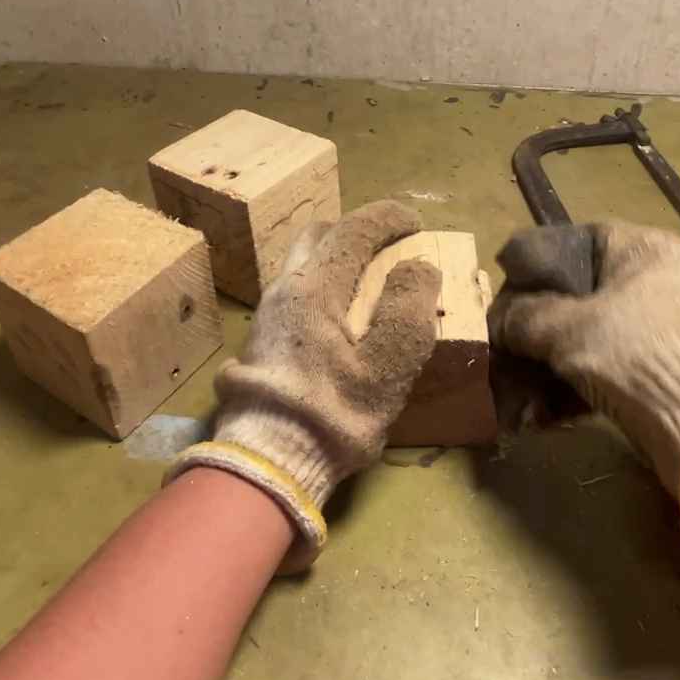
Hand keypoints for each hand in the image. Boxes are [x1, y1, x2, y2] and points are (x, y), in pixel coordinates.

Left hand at [166, 201, 441, 572]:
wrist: (270, 462)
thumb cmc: (334, 412)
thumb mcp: (388, 365)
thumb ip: (407, 309)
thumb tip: (416, 269)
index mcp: (316, 288)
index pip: (353, 230)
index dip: (387, 218)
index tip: (414, 223)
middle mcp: (285, 290)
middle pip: (318, 237)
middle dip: (356, 232)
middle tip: (388, 249)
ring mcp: (267, 315)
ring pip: (301, 264)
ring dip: (336, 260)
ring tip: (368, 284)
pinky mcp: (262, 340)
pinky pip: (295, 291)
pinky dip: (323, 285)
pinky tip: (340, 319)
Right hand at [496, 221, 679, 570]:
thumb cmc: (645, 357)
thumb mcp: (572, 329)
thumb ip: (527, 316)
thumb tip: (500, 318)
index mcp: (638, 249)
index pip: (568, 242)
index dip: (529, 269)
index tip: (497, 300)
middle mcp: (649, 281)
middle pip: (572, 295)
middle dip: (530, 329)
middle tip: (499, 356)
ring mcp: (656, 330)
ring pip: (583, 338)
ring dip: (544, 367)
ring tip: (516, 398)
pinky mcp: (658, 374)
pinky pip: (602, 370)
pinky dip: (571, 388)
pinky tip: (541, 414)